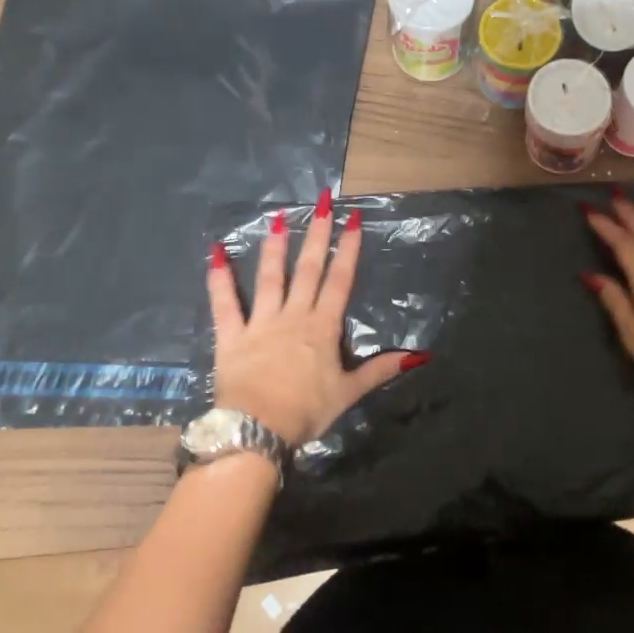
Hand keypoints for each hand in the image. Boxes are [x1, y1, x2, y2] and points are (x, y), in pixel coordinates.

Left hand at [206, 195, 426, 445]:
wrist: (256, 430)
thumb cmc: (305, 411)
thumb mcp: (348, 392)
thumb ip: (380, 369)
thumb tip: (418, 355)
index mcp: (323, 327)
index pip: (339, 280)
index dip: (348, 249)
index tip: (353, 220)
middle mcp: (294, 316)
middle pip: (308, 270)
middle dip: (317, 235)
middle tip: (322, 203)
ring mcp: (261, 323)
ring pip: (270, 279)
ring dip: (276, 248)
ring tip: (279, 218)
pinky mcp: (231, 337)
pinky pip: (224, 304)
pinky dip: (219, 279)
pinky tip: (215, 253)